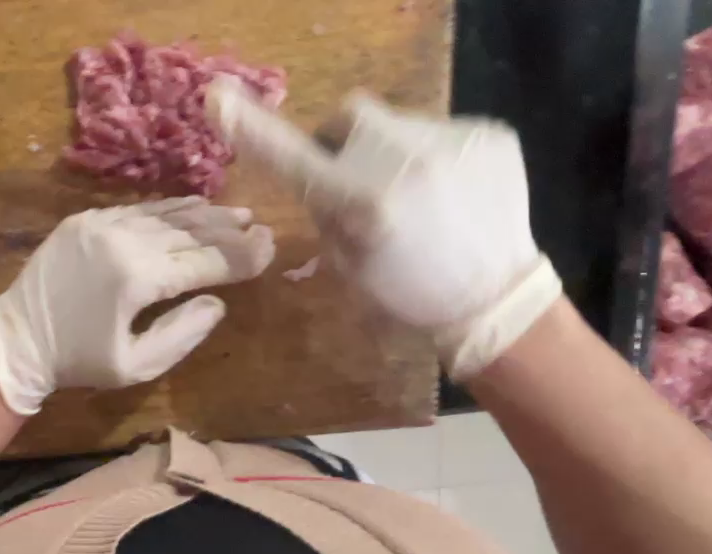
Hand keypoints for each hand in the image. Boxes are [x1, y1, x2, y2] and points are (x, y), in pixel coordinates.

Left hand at [0, 198, 274, 415]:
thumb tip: (217, 302)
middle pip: (189, 231)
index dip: (239, 257)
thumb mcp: (134, 366)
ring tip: (235, 215)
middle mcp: (122, 241)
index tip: (270, 249)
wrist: (16, 343)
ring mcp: (99, 225)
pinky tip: (189, 209)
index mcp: (136, 279)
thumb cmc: (77, 363)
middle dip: (228, 232)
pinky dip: (167, 210)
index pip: (203, 262)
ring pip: (164, 215)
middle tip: (260, 227)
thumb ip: (181, 335)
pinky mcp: (83, 221)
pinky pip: (136, 210)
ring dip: (202, 216)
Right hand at [209, 81, 561, 381]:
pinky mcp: (487, 132)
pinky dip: (430, 159)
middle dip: (339, 142)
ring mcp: (450, 140)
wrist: (493, 298)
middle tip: (352, 181)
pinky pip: (438, 132)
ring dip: (388, 152)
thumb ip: (328, 214)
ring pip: (394, 124)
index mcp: (361, 205)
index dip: (252, 128)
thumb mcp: (348, 267)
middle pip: (347, 117)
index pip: (292, 158)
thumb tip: (323, 178)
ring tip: (413, 199)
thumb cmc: (407, 297)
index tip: (218, 96)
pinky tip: (446, 195)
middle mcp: (402, 161)